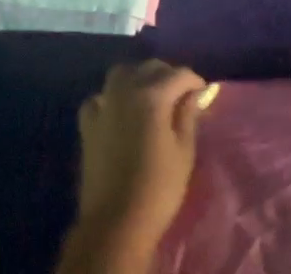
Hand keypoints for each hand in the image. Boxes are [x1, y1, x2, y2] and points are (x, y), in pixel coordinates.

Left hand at [58, 60, 216, 273]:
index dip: (195, 81)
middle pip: (150, 68)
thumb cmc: (158, 188)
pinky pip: (99, 98)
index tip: (203, 93)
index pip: (179, 74)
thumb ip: (188, 116)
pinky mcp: (87, 125)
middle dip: (168, 75)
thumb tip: (193, 94)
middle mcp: (125, 91)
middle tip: (181, 95)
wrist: (115, 223)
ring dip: (138, 77)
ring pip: (121, 74)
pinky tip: (119, 112)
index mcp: (152, 96)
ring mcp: (103, 106)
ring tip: (150, 95)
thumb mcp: (184, 151)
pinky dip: (110, 98)